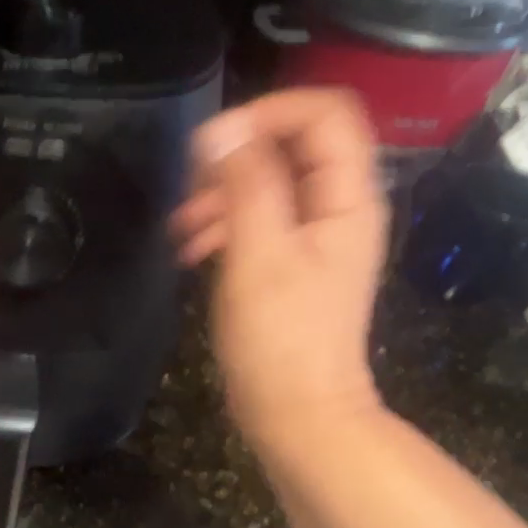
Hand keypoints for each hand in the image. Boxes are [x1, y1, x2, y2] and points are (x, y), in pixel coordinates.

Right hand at [171, 89, 390, 449]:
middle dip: (236, 161)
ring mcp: (314, 242)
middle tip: (190, 190)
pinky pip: (258, 226)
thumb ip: (245, 186)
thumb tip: (221, 130)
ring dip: (221, 198)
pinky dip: (223, 229)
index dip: (270, 111)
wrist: (297, 416)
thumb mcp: (258, 256)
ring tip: (180, 232)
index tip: (214, 143)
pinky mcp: (289, 270)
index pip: (324, 114)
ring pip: (268, 188)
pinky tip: (191, 253)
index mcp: (347, 199)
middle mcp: (337, 211)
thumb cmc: (280, 341)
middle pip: (292, 148)